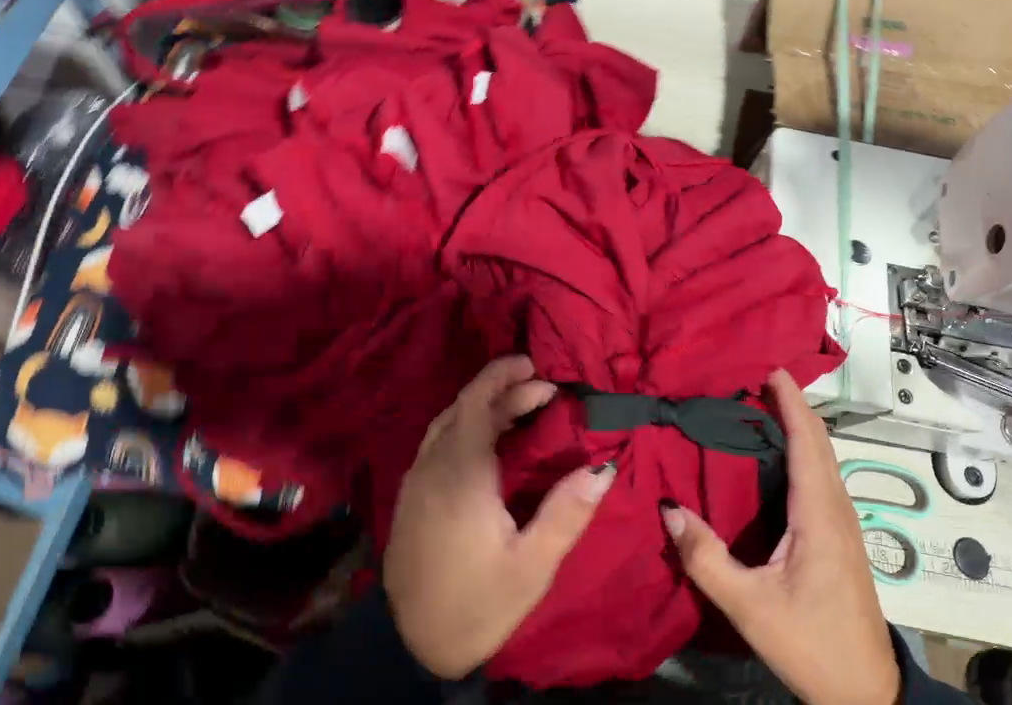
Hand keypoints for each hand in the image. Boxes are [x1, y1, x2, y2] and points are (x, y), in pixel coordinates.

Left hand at [384, 355, 616, 677]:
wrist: (414, 647)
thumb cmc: (479, 604)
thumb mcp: (532, 565)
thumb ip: (566, 512)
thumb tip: (603, 466)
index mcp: (460, 474)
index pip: (476, 403)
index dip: (501, 377)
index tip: (532, 364)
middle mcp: (431, 467)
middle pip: (463, 410)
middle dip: (502, 392)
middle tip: (543, 391)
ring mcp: (414, 483)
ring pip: (446, 426)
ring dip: (481, 410)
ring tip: (519, 408)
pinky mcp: (408, 500)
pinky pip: (435, 446)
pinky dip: (463, 429)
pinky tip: (486, 445)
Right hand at [662, 370, 900, 704]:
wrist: (864, 692)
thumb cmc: (810, 643)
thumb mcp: (749, 606)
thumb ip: (706, 558)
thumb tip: (669, 508)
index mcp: (819, 514)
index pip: (808, 439)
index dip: (790, 399)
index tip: (765, 364)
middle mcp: (835, 508)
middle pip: (818, 441)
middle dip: (789, 403)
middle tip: (747, 377)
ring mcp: (841, 523)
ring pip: (821, 459)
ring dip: (794, 426)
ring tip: (754, 405)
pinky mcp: (837, 537)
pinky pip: (818, 478)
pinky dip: (798, 451)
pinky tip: (770, 457)